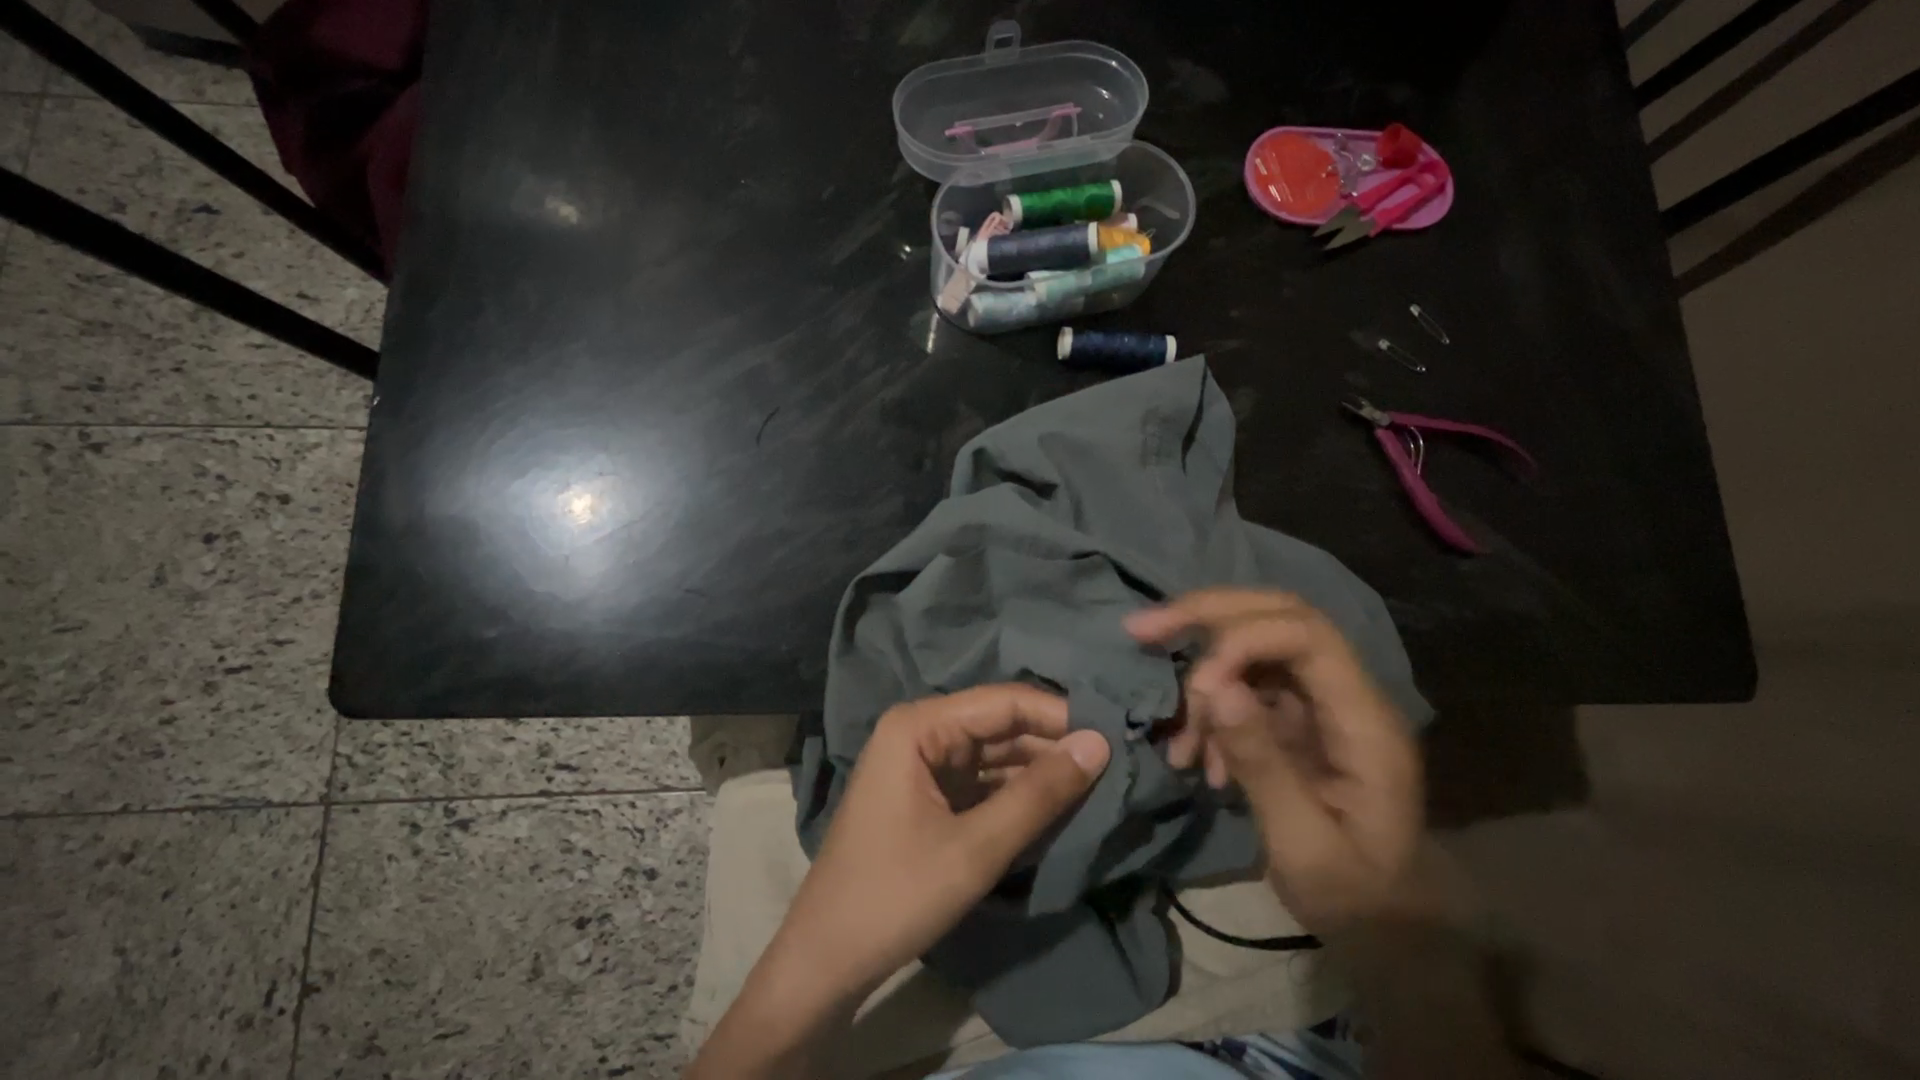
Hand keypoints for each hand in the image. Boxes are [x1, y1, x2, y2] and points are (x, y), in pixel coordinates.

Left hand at [771, 685, 1110, 1000]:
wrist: (828, 957)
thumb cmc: (897, 894)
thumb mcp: (977, 846)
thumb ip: (1040, 793)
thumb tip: (1101, 743)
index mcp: (919, 726)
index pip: (1005, 702)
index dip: (1061, 715)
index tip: (1118, 734)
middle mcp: (919, 732)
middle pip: (1000, 725)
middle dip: (1054, 744)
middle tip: (1117, 763)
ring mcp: (920, 765)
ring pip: (994, 755)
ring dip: (1039, 770)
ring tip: (1100, 783)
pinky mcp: (926, 797)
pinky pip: (980, 782)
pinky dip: (1016, 793)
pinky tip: (1058, 806)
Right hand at [1128, 590, 1424, 933]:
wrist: (1386, 923)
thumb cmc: (1354, 893)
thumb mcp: (1304, 845)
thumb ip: (1263, 764)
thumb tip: (1216, 689)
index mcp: (1364, 720)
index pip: (1307, 635)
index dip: (1243, 639)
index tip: (1198, 687)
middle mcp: (1345, 695)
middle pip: (1279, 616)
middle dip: (1208, 615)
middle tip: (1140, 629)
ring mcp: (1320, 704)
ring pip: (1254, 648)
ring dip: (1203, 680)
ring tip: (1181, 747)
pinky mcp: (1297, 720)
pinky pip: (1244, 688)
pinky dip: (1209, 710)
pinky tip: (1196, 758)